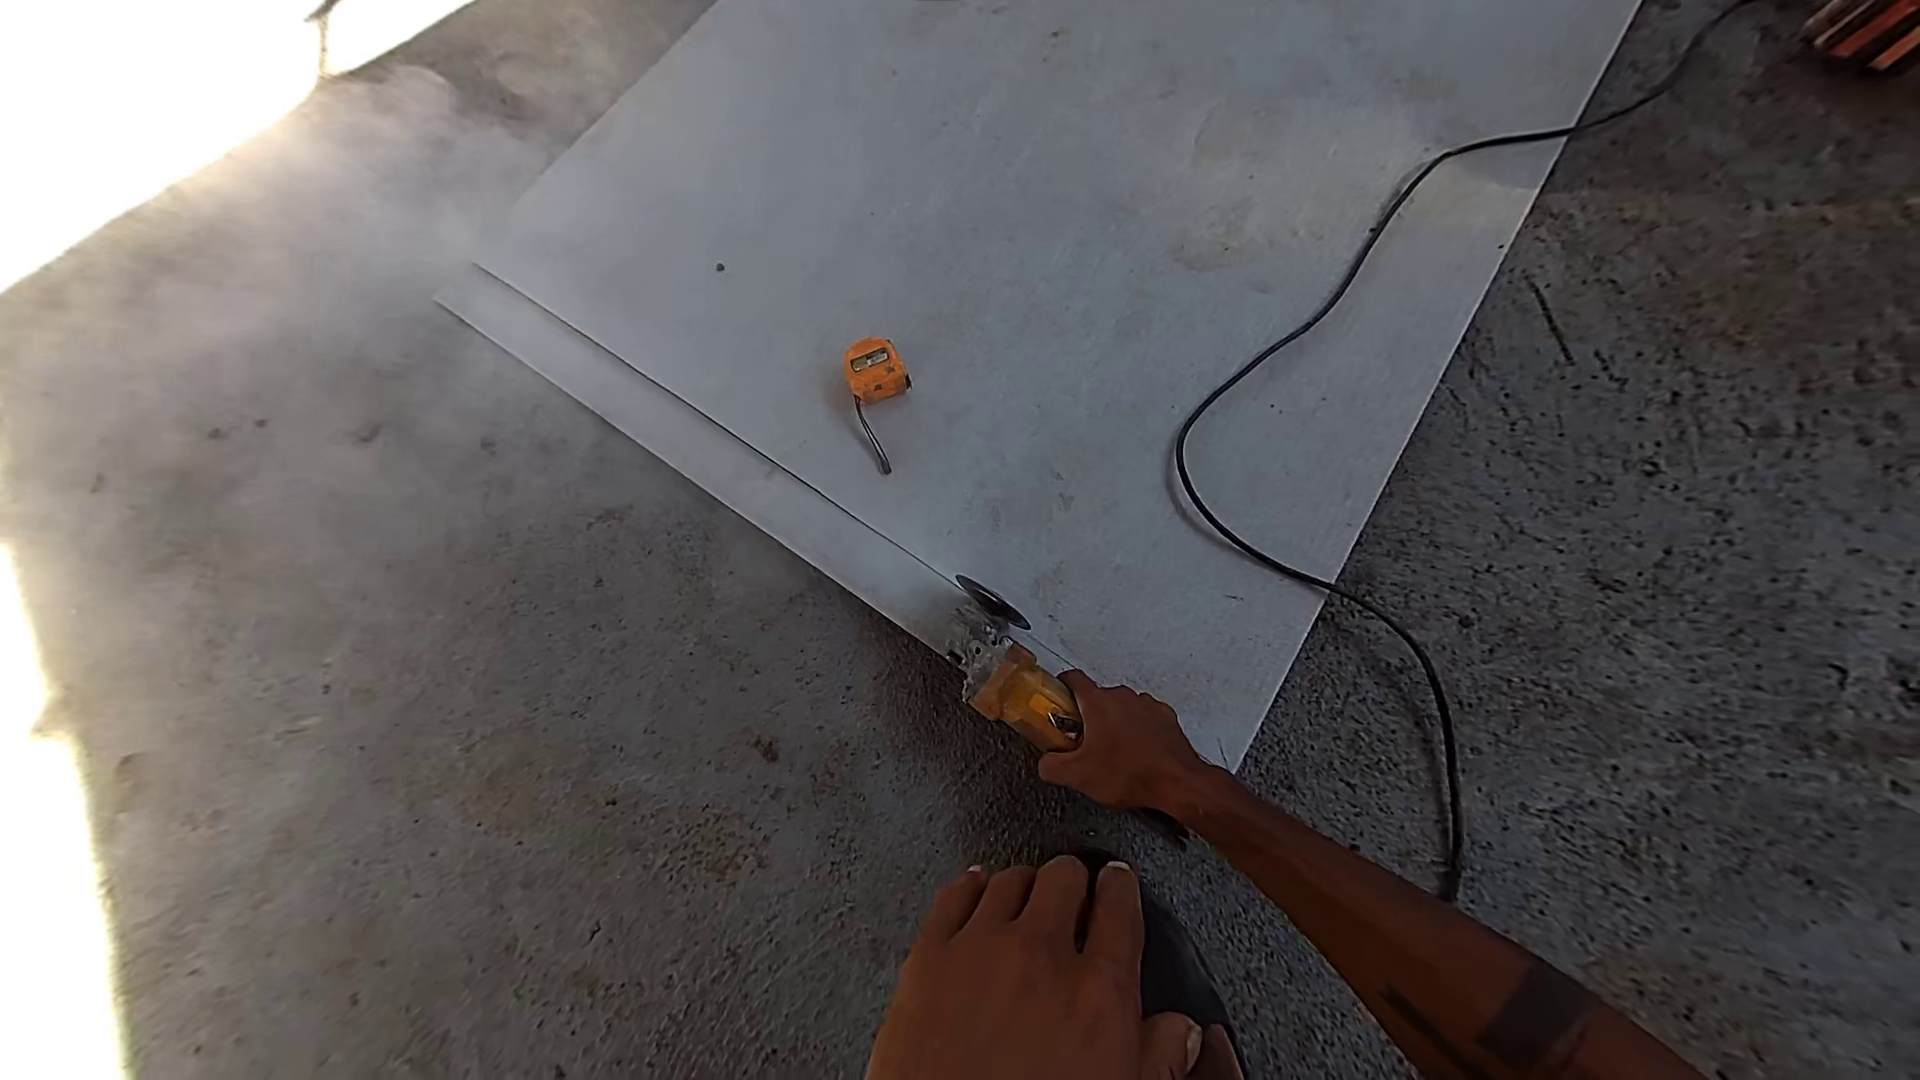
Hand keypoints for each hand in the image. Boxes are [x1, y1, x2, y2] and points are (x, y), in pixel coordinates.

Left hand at [868, 857, 1199, 1079]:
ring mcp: (982, 948)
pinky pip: (955, 895)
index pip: (1120, 909)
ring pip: (1011, 879)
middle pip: (1064, 878)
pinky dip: (971, 885)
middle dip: (1072, 880)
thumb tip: (1183, 1032)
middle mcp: (1041, 956)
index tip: (1118, 879)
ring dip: (1025, 883)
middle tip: (1072, 889)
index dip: (1121, 885)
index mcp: (1096, 996)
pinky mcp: (931, 955)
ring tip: (1027, 892)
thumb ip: (1157, 1061)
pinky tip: (977, 885)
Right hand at [1038, 672, 1215, 814]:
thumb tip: (1046, 763)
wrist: (1178, 783)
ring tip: (1113, 751)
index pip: (1073, 678)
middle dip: (1088, 716)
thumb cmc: (1134, 774)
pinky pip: (1143, 717)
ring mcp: (1146, 704)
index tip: (1058, 697)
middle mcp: (1122, 697)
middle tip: (1085, 741)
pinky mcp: (1164, 716)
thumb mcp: (1079, 776)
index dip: (1062, 685)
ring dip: (1114, 722)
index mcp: (1098, 703)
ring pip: (1121, 707)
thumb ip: (1052, 766)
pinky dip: (1137, 730)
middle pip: (1096, 696)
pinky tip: (1136, 753)